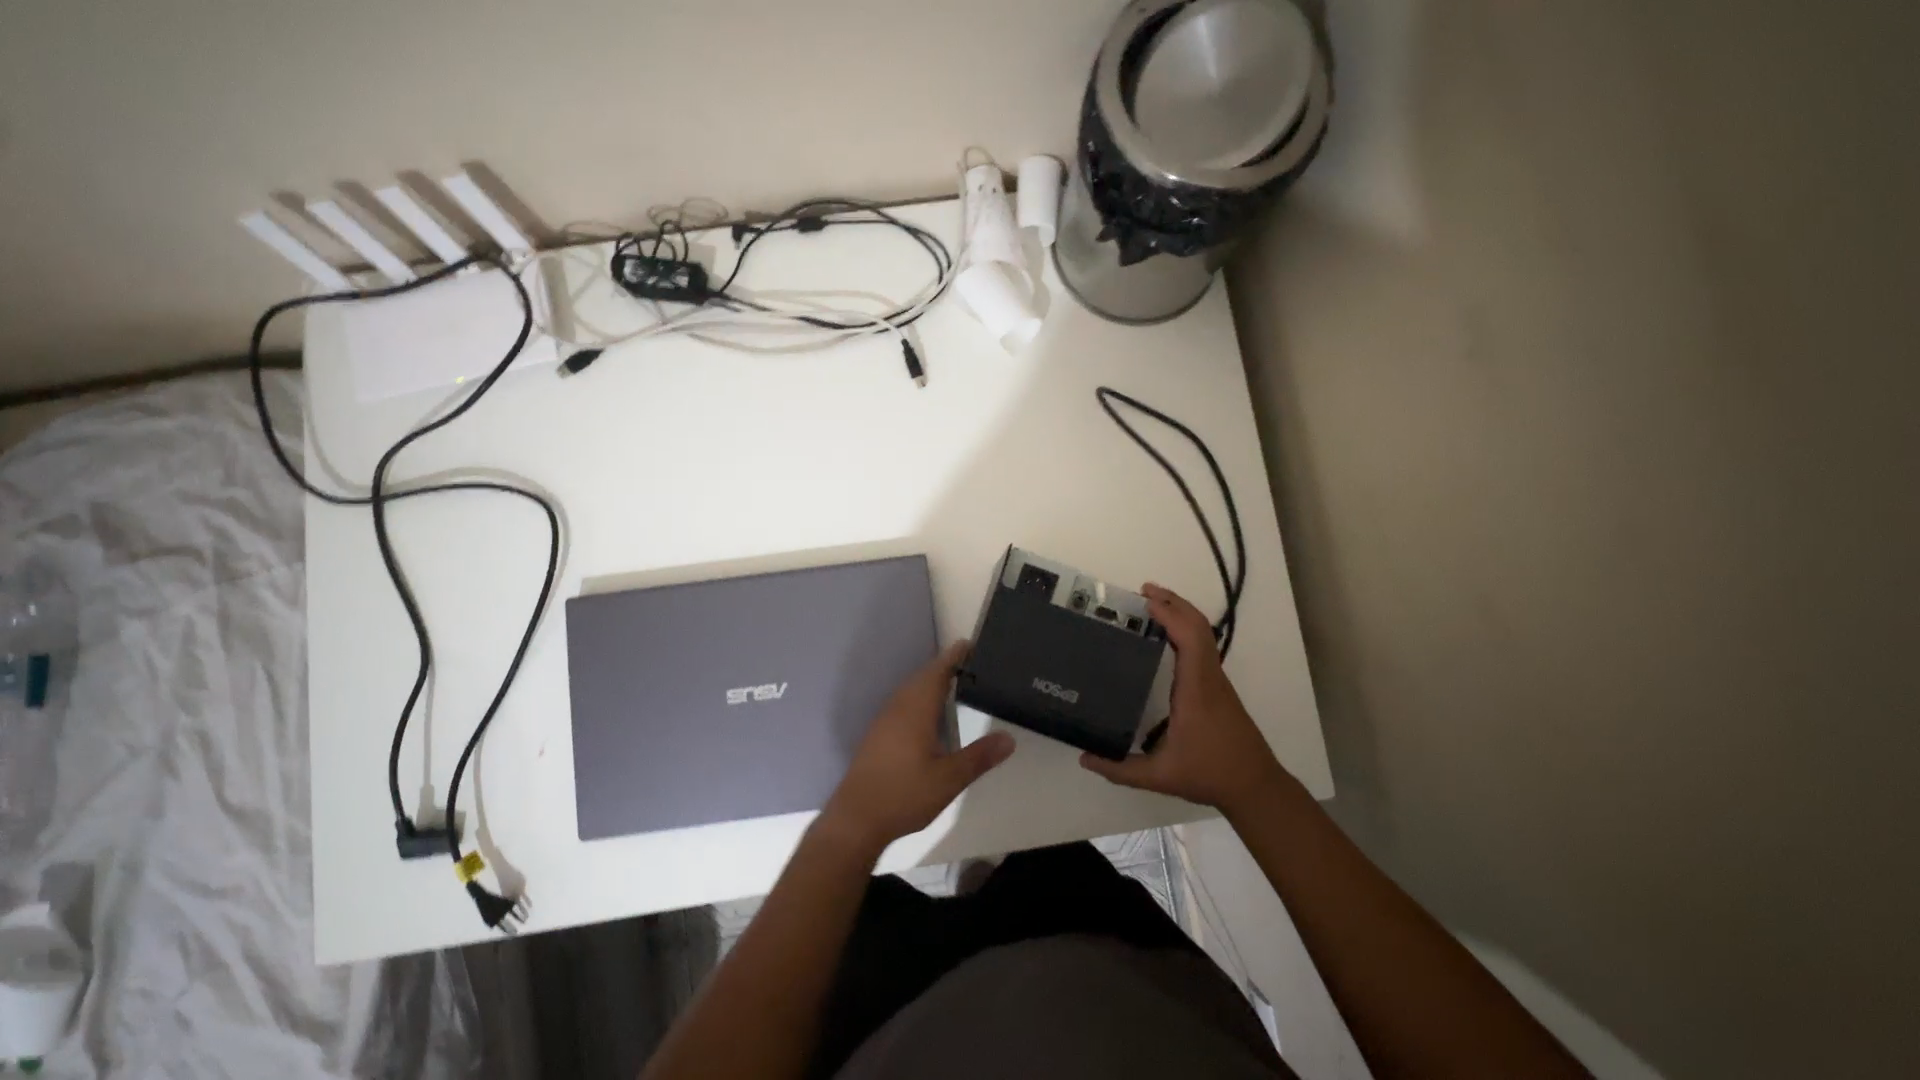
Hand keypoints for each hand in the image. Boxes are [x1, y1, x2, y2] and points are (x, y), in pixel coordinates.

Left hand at [818, 641, 1015, 855]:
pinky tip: (930, 717)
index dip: (954, 657)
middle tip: (970, 663)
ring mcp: (884, 722)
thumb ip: (979, 756)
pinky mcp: (877, 737)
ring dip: (930, 684)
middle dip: (944, 668)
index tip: (970, 644)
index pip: (937, 672)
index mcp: (916, 710)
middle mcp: (897, 708)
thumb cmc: (904, 795)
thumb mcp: (949, 778)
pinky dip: (920, 701)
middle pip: (922, 679)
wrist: (856, 819)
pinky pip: (902, 706)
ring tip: (955, 684)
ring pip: (910, 692)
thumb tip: (1009, 738)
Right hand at [1078, 584, 1291, 815]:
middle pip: (1199, 627)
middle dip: (1174, 603)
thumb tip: (1084, 757)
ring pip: (1204, 636)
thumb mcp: (1159, 776)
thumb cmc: (1209, 774)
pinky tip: (1168, 639)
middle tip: (1143, 592)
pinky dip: (1186, 632)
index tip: (1145, 601)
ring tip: (1152, 607)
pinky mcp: (1218, 690)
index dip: (1171, 615)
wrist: (1255, 786)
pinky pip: (1204, 649)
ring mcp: (1217, 683)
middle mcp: (1209, 679)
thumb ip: (1120, 769)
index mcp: (1195, 690)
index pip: (1189, 639)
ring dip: (1181, 615)